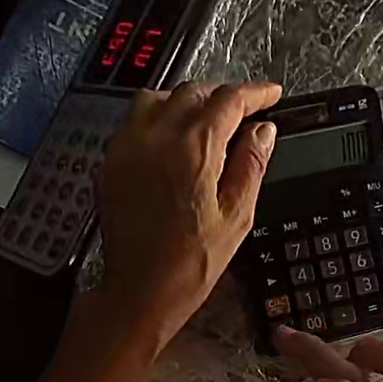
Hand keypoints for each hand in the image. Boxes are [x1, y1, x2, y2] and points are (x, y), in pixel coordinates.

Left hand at [96, 81, 279, 335]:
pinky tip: (174, 141)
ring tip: (208, 122)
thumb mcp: (237, 216)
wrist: (140, 290)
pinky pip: (135, 119)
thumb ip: (251, 165)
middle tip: (246, 113)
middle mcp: (155, 137)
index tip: (271, 94)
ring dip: (188, 101)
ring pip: (159, 97)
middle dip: (224, 96)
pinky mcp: (111, 160)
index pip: (228, 100)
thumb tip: (264, 131)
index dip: (255, 92)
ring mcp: (127, 146)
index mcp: (193, 150)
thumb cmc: (191, 262)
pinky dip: (161, 117)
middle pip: (193, 92)